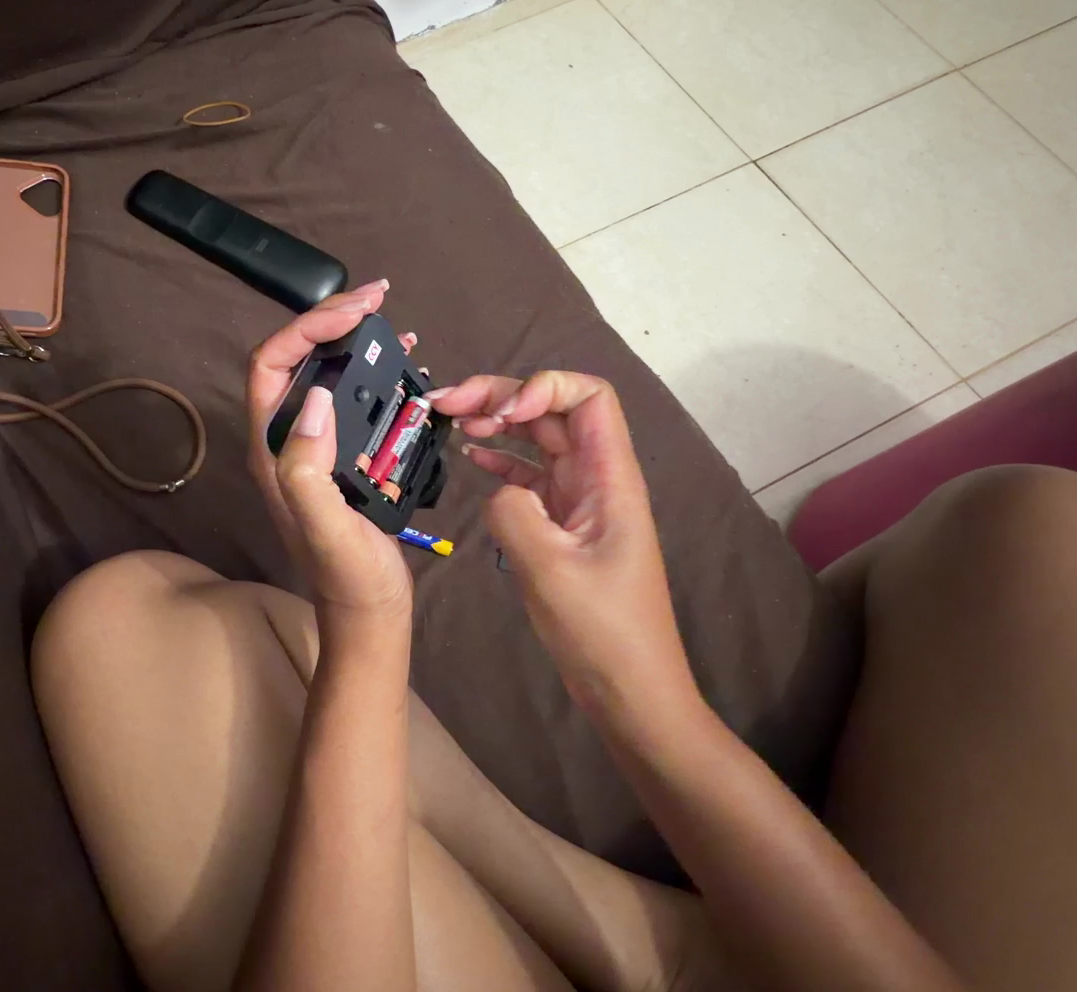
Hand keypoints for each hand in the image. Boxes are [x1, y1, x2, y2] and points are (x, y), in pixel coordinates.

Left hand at [247, 281, 417, 627]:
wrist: (368, 610)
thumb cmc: (347, 576)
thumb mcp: (326, 526)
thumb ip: (308, 467)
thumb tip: (315, 397)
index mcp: (273, 450)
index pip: (270, 367)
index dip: (305, 329)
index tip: (353, 311)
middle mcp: (288, 441)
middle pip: (295, 361)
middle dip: (330, 321)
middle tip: (376, 297)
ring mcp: (315, 448)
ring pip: (324, 376)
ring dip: (352, 342)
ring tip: (391, 322)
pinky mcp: (342, 456)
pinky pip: (351, 401)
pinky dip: (373, 374)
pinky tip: (402, 365)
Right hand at [429, 372, 697, 718]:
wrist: (629, 688)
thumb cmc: (602, 629)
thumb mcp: (550, 568)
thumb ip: (514, 513)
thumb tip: (498, 488)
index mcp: (609, 478)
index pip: (589, 397)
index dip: (543, 388)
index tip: (500, 416)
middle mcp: (596, 479)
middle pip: (553, 411)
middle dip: (502, 395)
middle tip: (446, 403)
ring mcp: (578, 502)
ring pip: (537, 441)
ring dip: (495, 423)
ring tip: (450, 422)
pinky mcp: (562, 526)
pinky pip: (528, 476)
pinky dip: (498, 460)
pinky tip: (469, 458)